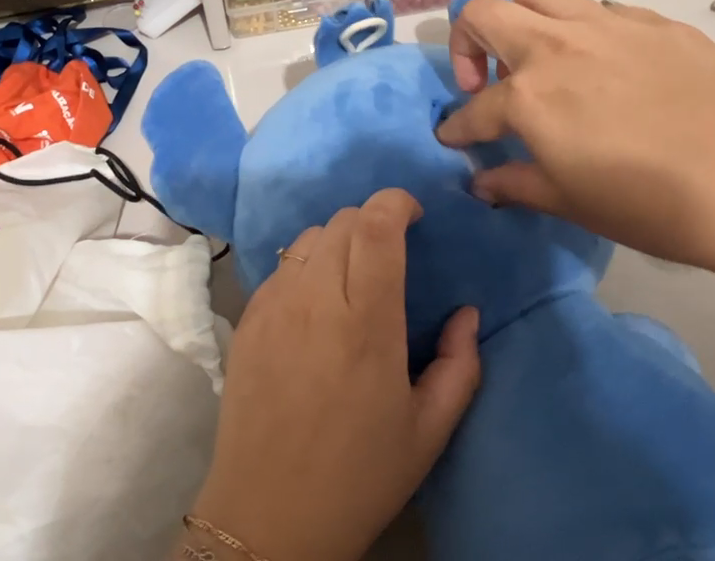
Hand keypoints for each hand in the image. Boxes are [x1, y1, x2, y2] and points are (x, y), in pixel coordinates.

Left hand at [185, 188, 480, 560]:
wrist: (268, 511)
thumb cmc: (360, 475)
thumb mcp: (429, 431)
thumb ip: (459, 364)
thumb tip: (467, 312)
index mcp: (367, 322)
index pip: (376, 226)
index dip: (396, 202)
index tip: (415, 213)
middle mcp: (315, 299)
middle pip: (342, 221)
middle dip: (373, 221)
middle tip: (392, 252)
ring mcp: (273, 306)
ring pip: (307, 238)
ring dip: (338, 240)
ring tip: (355, 275)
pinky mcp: (247, 319)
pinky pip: (280, 267)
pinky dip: (305, 266)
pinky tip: (318, 302)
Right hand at [434, 0, 714, 269]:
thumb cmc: (653, 205)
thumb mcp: (570, 203)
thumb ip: (515, 184)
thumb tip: (481, 182)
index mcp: (529, 95)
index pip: (472, 108)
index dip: (456, 127)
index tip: (453, 137)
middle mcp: (557, 47)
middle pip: (485, 12)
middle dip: (466, 42)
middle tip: (484, 81)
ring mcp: (609, 27)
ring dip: (523, 19)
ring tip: (540, 56)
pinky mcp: (657, 24)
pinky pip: (603, 11)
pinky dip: (587, 32)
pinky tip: (610, 67)